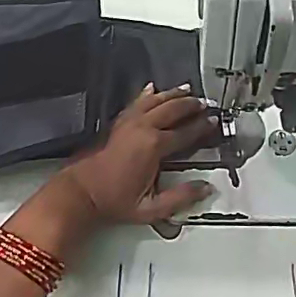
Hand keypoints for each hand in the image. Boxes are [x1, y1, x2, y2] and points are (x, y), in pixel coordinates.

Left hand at [41, 85, 216, 235]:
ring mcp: (128, 124)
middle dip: (192, 105)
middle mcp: (142, 129)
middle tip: (206, 104)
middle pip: (173, 109)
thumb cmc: (112, 199)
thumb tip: (204, 188)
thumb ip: (181, 198)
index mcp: (153, 147)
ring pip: (156, 100)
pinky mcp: (118, 124)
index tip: (213, 122)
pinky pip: (136, 102)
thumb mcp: (152, 208)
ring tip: (188, 90)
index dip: (202, 126)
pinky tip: (152, 88)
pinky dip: (147, 94)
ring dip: (173, 94)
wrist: (82, 192)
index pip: (185, 133)